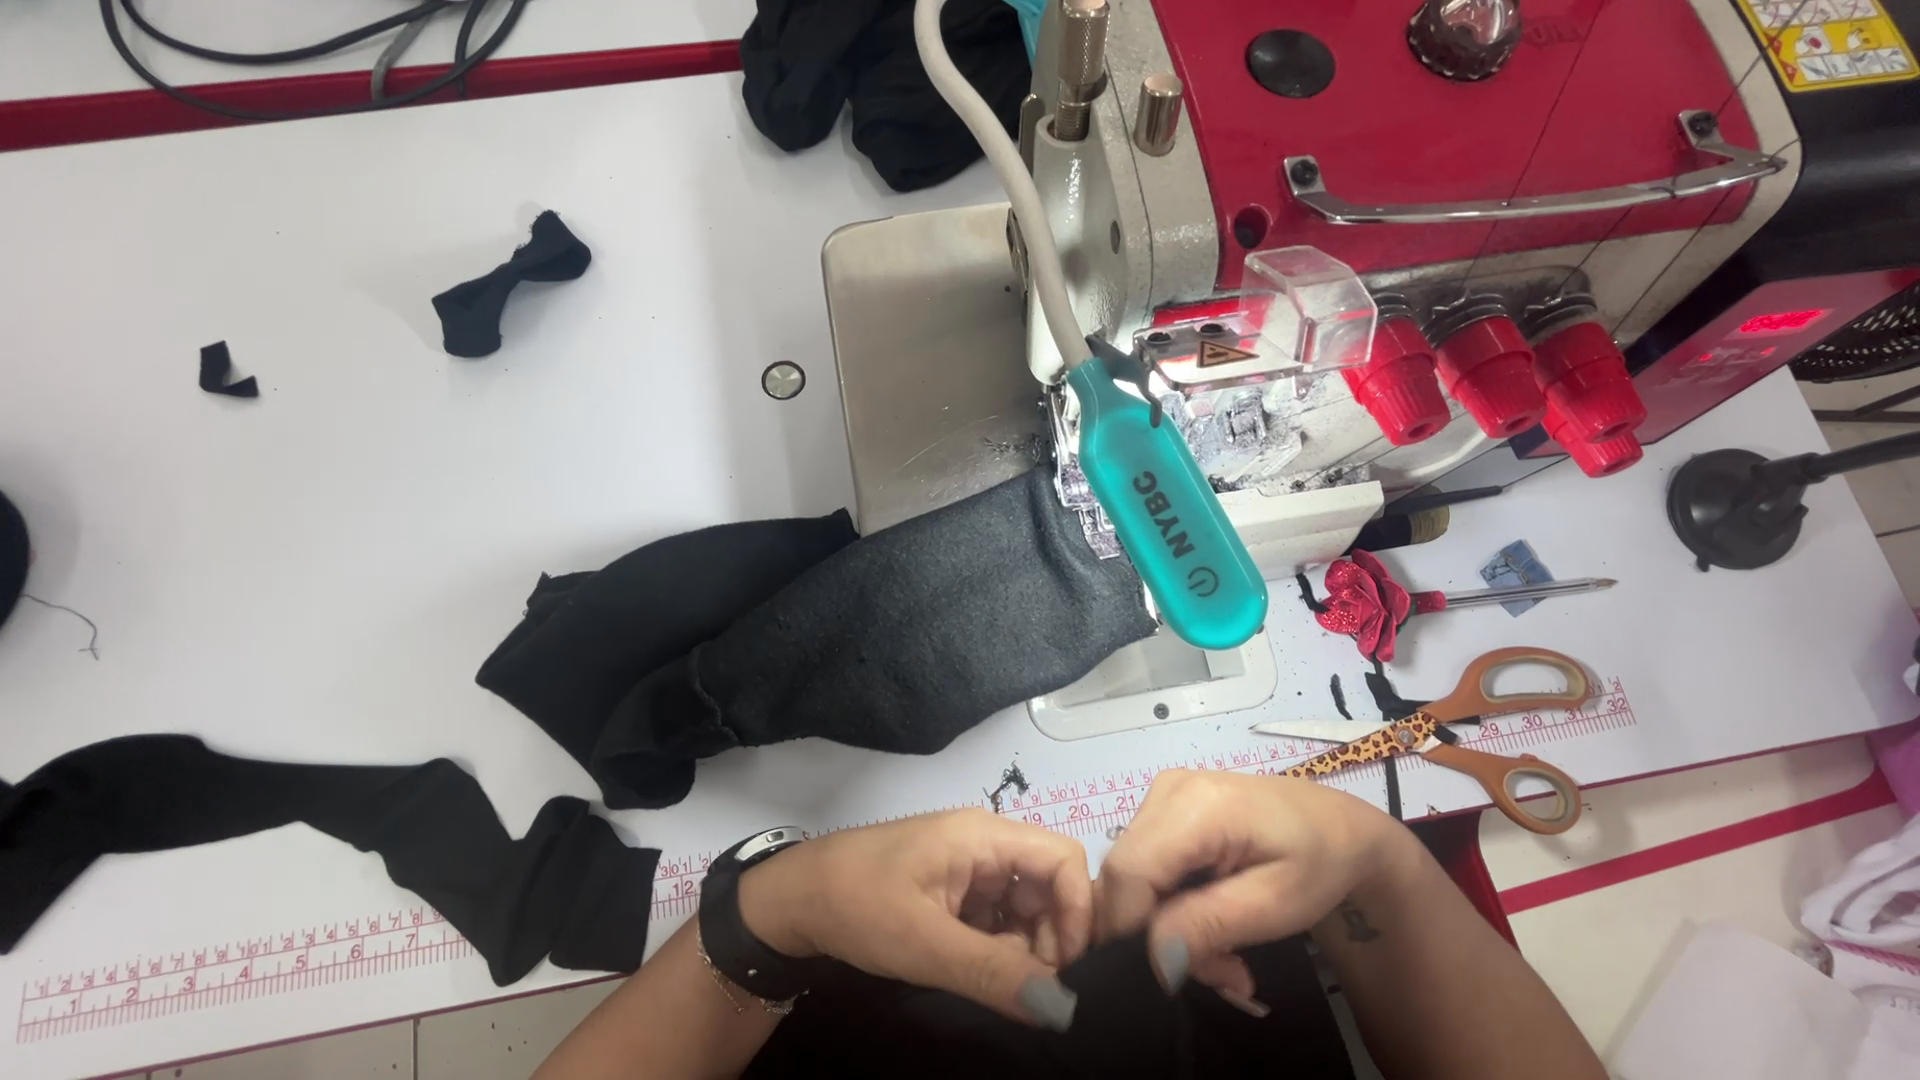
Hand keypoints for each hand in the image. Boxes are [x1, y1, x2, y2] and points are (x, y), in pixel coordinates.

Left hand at [736, 808, 1091, 1029]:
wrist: (791, 901)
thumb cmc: (858, 905)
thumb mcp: (925, 943)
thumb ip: (994, 972)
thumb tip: (1062, 1008)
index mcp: (983, 836)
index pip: (1064, 858)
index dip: (1078, 911)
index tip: (1066, 969)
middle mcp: (983, 845)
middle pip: (1049, 884)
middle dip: (1051, 937)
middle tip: (1030, 987)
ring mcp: (967, 868)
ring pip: (1025, 906)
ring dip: (1024, 948)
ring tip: (998, 982)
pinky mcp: (952, 891)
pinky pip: (997, 917)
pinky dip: (999, 948)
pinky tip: (978, 972)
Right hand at [1094, 769, 1416, 1004]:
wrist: (1336, 826)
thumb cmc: (1318, 863)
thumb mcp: (1276, 906)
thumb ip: (1209, 925)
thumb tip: (1153, 956)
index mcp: (1196, 804)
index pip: (1128, 871)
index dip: (1133, 928)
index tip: (1177, 971)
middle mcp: (1166, 789)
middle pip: (1125, 874)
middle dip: (1157, 933)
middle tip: (1220, 969)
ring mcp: (1160, 793)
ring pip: (1130, 875)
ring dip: (1166, 923)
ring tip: (1222, 950)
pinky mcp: (1161, 806)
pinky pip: (1142, 864)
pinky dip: (1167, 901)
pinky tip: (1206, 916)